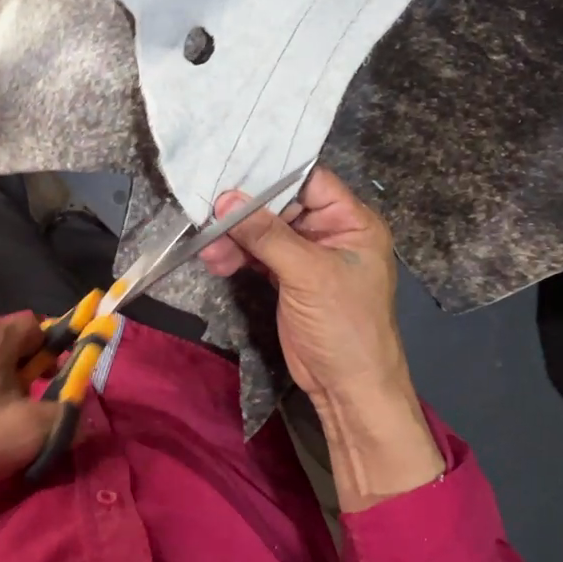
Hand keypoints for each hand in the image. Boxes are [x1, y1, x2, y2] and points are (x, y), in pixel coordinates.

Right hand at [199, 168, 406, 402]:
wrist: (349, 390)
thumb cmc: (344, 325)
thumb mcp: (307, 274)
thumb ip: (266, 234)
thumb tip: (226, 199)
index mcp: (352, 222)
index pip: (310, 181)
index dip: (273, 175)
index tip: (232, 171)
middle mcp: (331, 232)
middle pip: (281, 206)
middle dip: (245, 212)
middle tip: (210, 215)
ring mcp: (308, 256)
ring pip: (264, 232)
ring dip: (235, 238)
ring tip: (210, 250)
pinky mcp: (288, 278)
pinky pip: (258, 255)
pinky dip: (237, 257)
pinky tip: (215, 262)